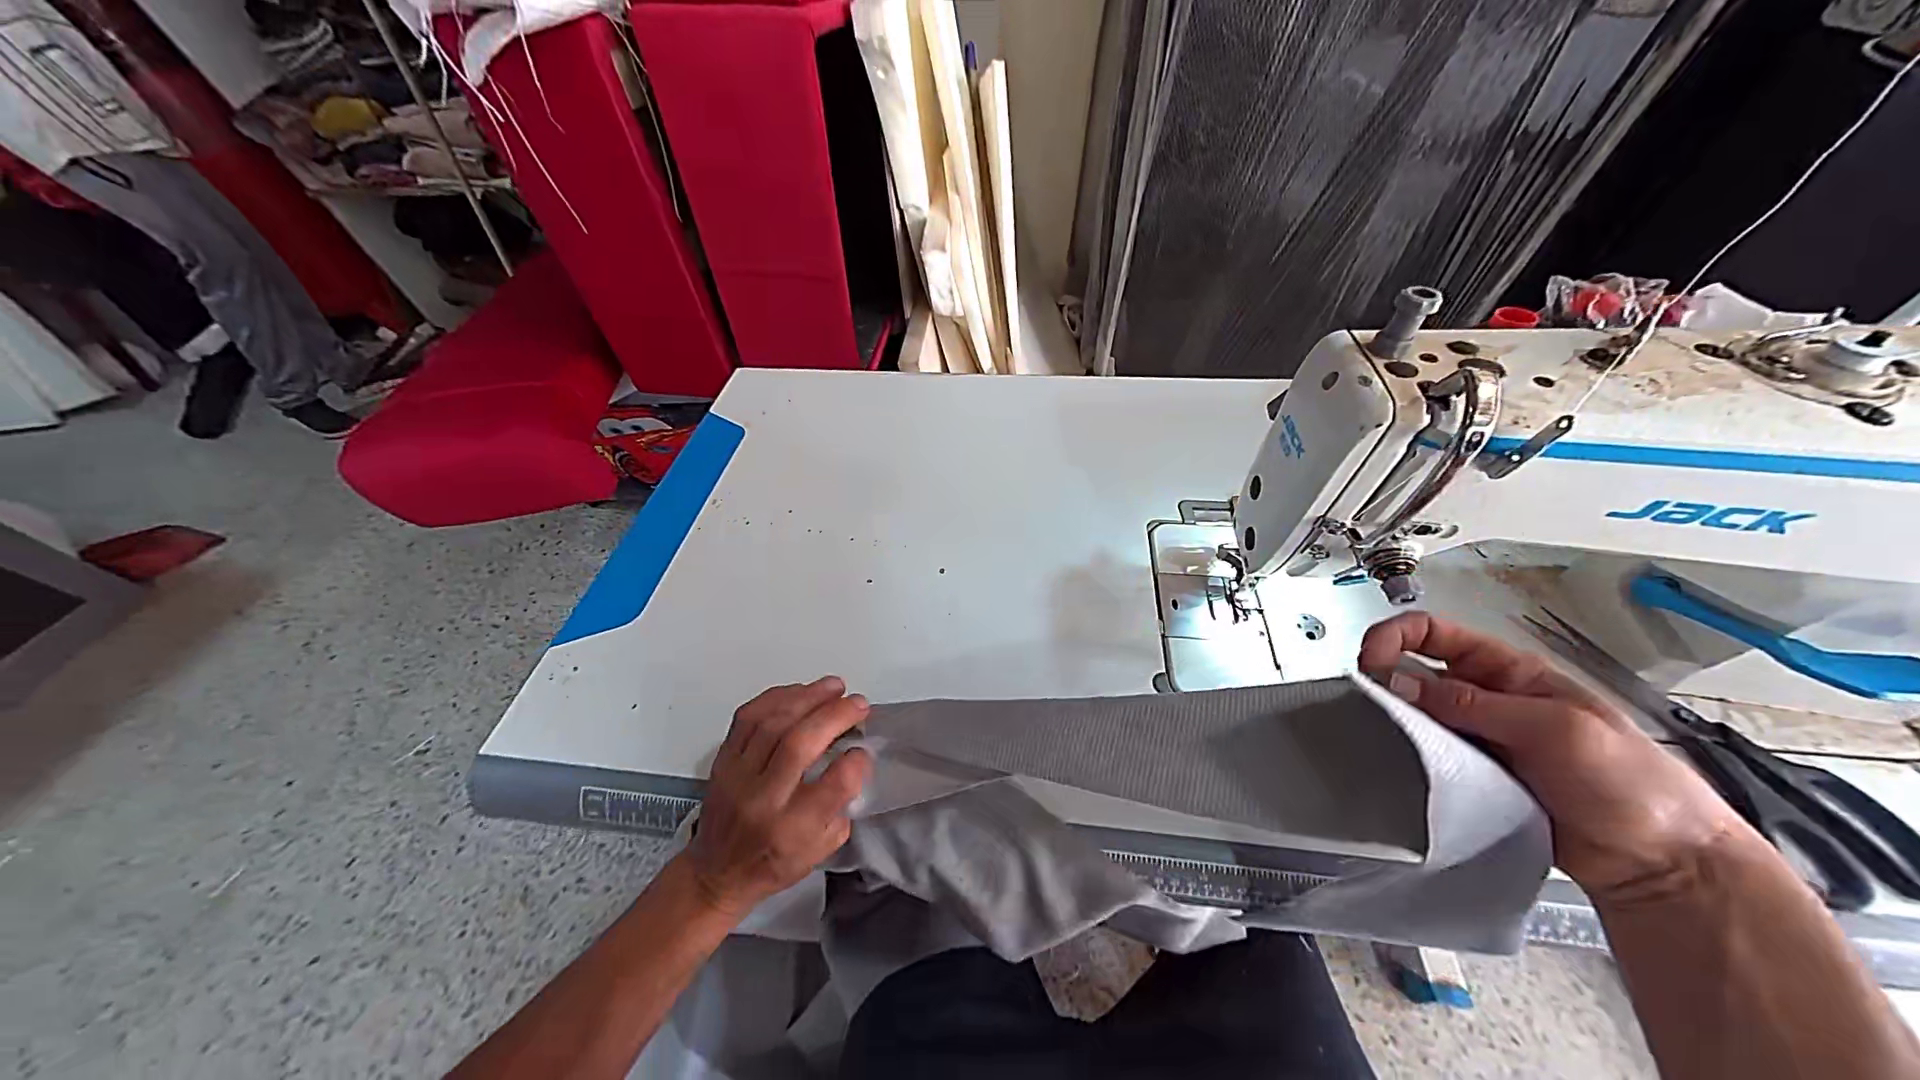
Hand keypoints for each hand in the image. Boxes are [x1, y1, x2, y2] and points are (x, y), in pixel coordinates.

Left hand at [680, 677, 872, 918]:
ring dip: (809, 697)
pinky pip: (748, 716)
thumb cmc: (773, 862)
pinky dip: (778, 696)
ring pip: (773, 723)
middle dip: (835, 716)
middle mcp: (763, 800)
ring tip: (835, 687)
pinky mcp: (723, 759)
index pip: (832, 786)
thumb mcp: (820, 851)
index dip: (856, 762)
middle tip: (859, 704)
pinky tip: (801, 691)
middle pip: (799, 744)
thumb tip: (855, 760)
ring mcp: (738, 776)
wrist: (716, 873)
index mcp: (792, 830)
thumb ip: (842, 806)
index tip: (864, 749)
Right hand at [1359, 612, 1749, 906]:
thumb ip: (1475, 703)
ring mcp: (1475, 739)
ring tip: (1390, 740)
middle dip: (1385, 680)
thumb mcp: (1557, 729)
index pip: (1433, 633)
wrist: (1661, 866)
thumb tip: (1400, 681)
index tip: (1370, 660)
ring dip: (1396, 723)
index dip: (1394, 636)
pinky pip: (1424, 757)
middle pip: (1412, 672)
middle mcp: (1484, 699)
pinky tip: (1405, 767)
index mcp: (1509, 672)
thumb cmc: (1634, 786)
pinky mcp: (1469, 777)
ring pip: (1413, 716)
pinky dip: (1408, 758)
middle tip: (1372, 705)